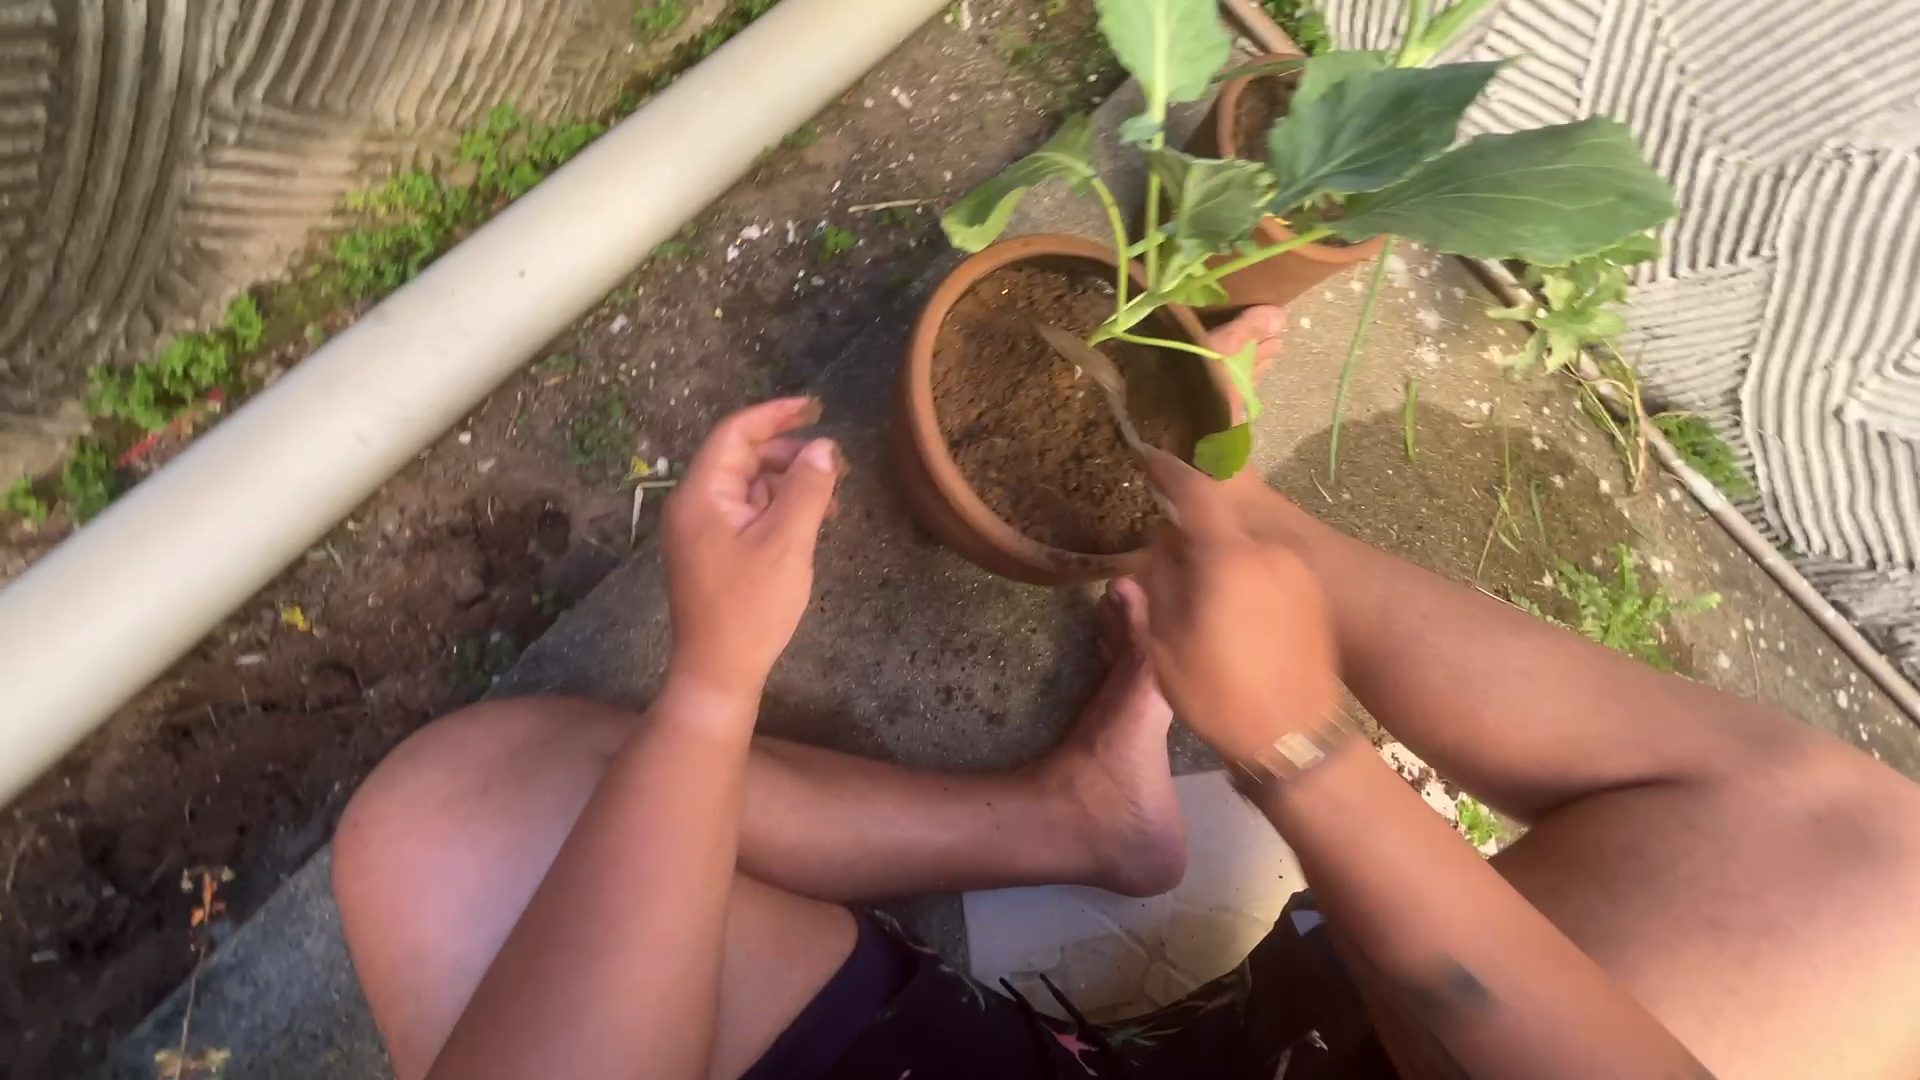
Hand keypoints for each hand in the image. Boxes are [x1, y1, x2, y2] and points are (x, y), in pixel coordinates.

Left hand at [662, 398, 842, 696]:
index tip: (815, 408)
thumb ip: (807, 489)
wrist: (719, 669)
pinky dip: (780, 508)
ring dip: (789, 483)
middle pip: (743, 458)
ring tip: (831, 497)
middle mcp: (696, 504)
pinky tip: (811, 521)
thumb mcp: (787, 542)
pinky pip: (749, 513)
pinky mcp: (716, 551)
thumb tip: (824, 447)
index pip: (736, 434)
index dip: (775, 415)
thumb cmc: (750, 605)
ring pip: (750, 487)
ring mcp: (704, 530)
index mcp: (702, 494)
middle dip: (789, 454)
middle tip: (834, 463)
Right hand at [1140, 449, 1341, 766]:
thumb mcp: (1166, 641)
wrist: (1296, 741)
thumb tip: (1164, 542)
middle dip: (1189, 516)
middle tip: (1159, 528)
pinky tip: (1223, 598)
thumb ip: (1161, 578)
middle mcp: (1269, 553)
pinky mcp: (1309, 594)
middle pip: (1221, 514)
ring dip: (1215, 543)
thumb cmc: (1218, 693)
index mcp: (1231, 557)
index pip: (1196, 490)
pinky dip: (1238, 563)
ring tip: (1189, 572)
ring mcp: (1295, 573)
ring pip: (1242, 539)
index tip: (1146, 458)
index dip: (1168, 469)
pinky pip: (1263, 561)